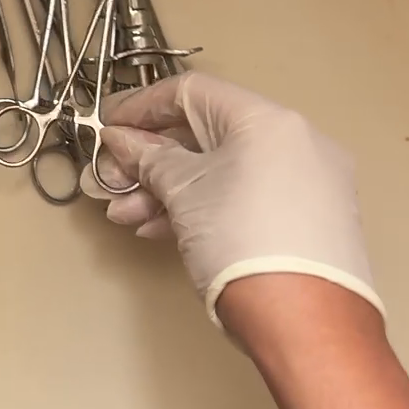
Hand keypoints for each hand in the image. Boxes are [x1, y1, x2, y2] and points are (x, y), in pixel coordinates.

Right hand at [98, 72, 380, 329]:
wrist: (301, 317)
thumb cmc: (236, 234)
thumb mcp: (177, 187)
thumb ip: (144, 155)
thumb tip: (120, 139)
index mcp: (267, 122)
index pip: (189, 91)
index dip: (139, 106)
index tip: (105, 129)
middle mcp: (294, 143)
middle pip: (198, 133)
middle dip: (145, 158)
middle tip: (110, 180)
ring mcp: (303, 182)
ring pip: (213, 168)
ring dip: (160, 187)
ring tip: (126, 216)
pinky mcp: (302, 216)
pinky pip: (235, 193)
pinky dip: (192, 204)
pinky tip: (157, 228)